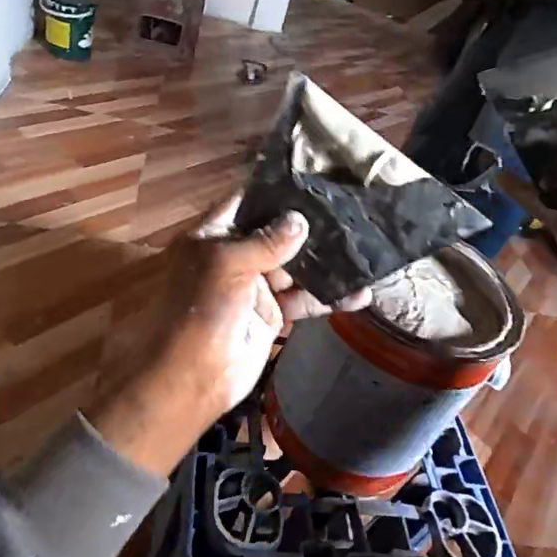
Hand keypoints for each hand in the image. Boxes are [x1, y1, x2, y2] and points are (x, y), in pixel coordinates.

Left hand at [88, 195, 367, 476]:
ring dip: (325, 263)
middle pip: (275, 233)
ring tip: (363, 251)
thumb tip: (300, 220)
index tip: (312, 181)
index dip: (274, 192)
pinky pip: (304, 299)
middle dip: (309, 226)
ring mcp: (254, 287)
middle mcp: (233, 257)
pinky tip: (359, 294)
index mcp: (212, 237)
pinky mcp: (272, 314)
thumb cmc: (201, 310)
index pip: (245, 203)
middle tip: (350, 213)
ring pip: (295, 267)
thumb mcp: (227, 264)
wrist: (193, 375)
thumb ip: (266, 241)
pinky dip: (328, 297)